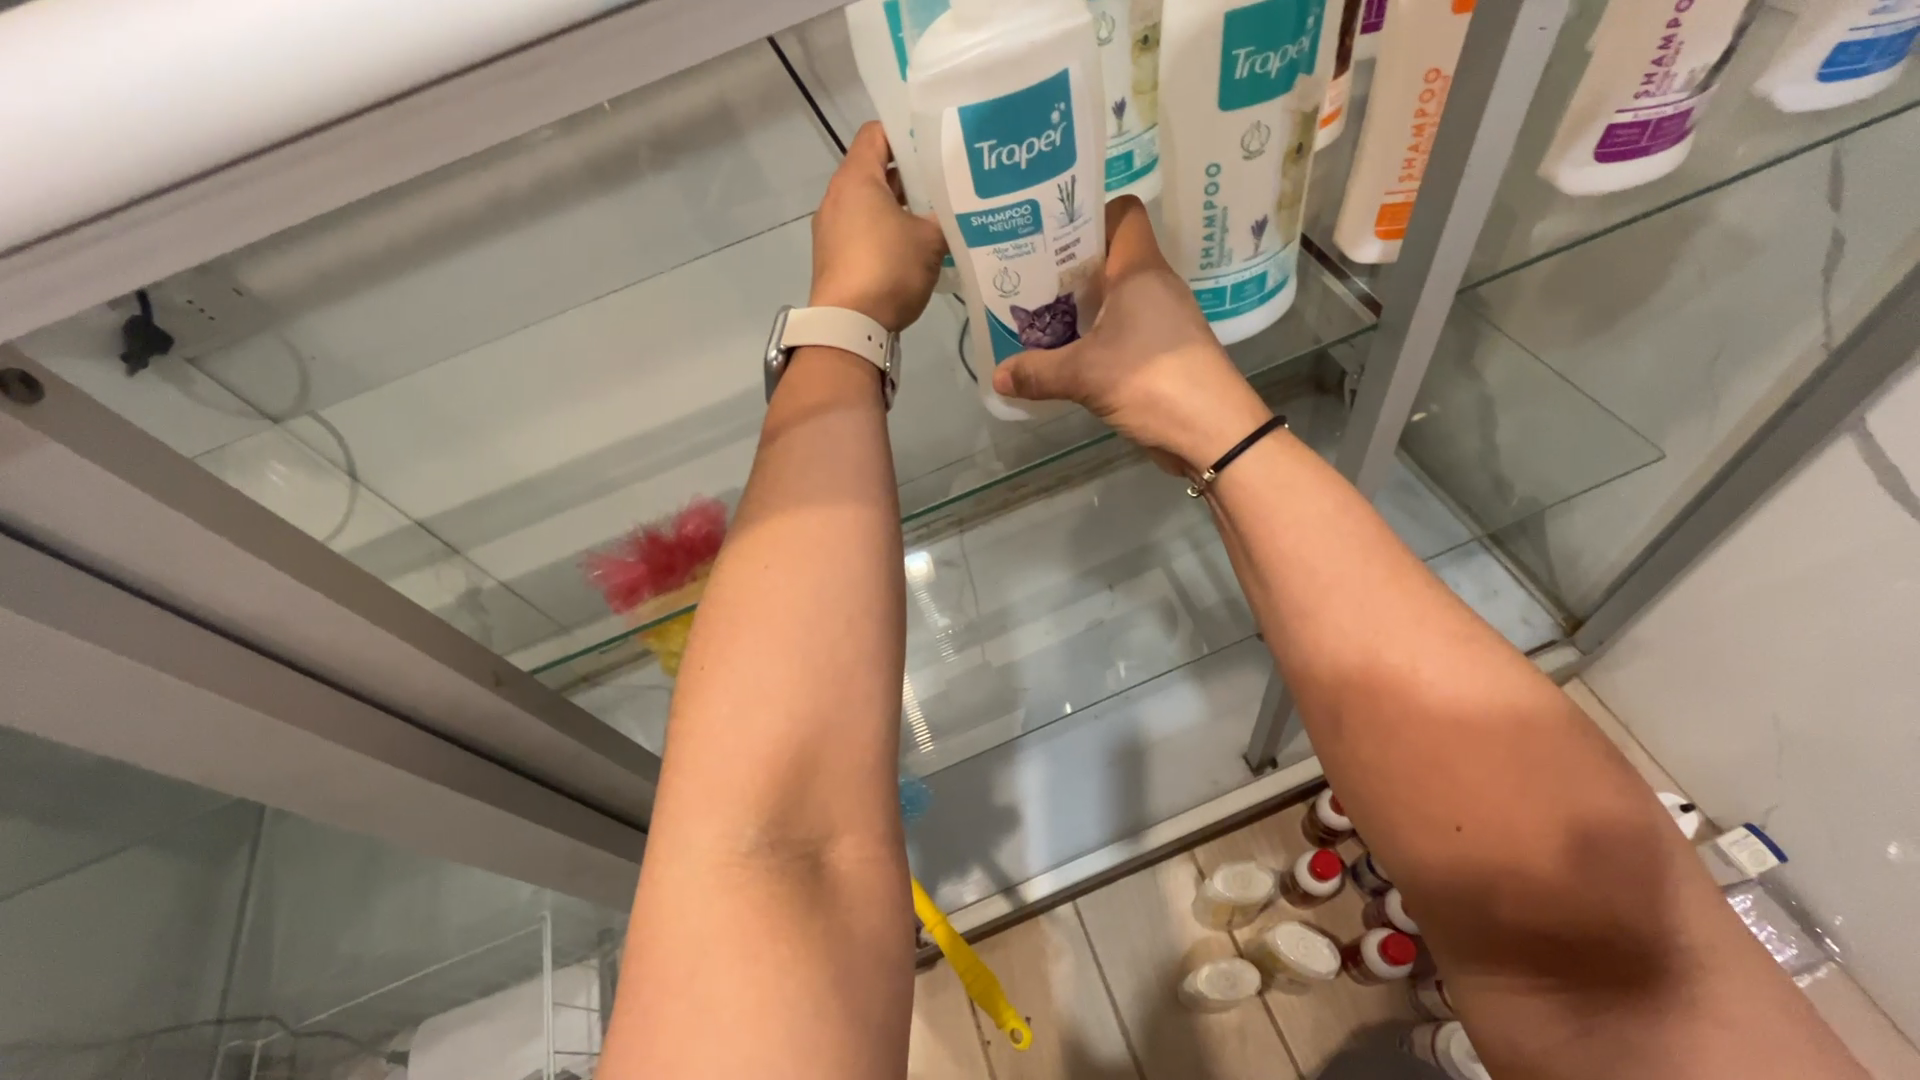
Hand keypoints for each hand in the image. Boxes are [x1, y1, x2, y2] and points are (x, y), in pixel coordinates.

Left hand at [809, 123, 949, 332]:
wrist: (849, 326)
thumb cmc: (888, 269)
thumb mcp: (930, 240)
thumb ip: (944, 219)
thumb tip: (952, 216)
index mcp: (856, 178)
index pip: (877, 133)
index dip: (906, 133)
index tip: (934, 146)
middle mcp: (837, 197)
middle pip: (874, 171)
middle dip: (910, 176)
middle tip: (943, 185)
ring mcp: (831, 229)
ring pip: (870, 205)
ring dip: (899, 209)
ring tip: (933, 220)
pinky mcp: (833, 258)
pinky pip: (863, 233)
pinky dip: (885, 235)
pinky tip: (912, 251)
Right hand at [990, 197, 1274, 471]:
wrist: (1212, 432)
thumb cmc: (1153, 382)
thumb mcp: (1084, 375)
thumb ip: (1037, 372)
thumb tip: (997, 375)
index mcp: (1140, 270)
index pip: (1122, 213)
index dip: (1088, 216)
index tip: (1050, 235)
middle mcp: (1154, 285)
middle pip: (1109, 257)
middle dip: (1068, 266)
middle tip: (1027, 278)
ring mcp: (1161, 319)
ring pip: (1114, 296)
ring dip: (1080, 305)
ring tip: (1039, 315)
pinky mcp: (1162, 350)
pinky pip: (1121, 329)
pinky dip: (1095, 335)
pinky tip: (1067, 352)